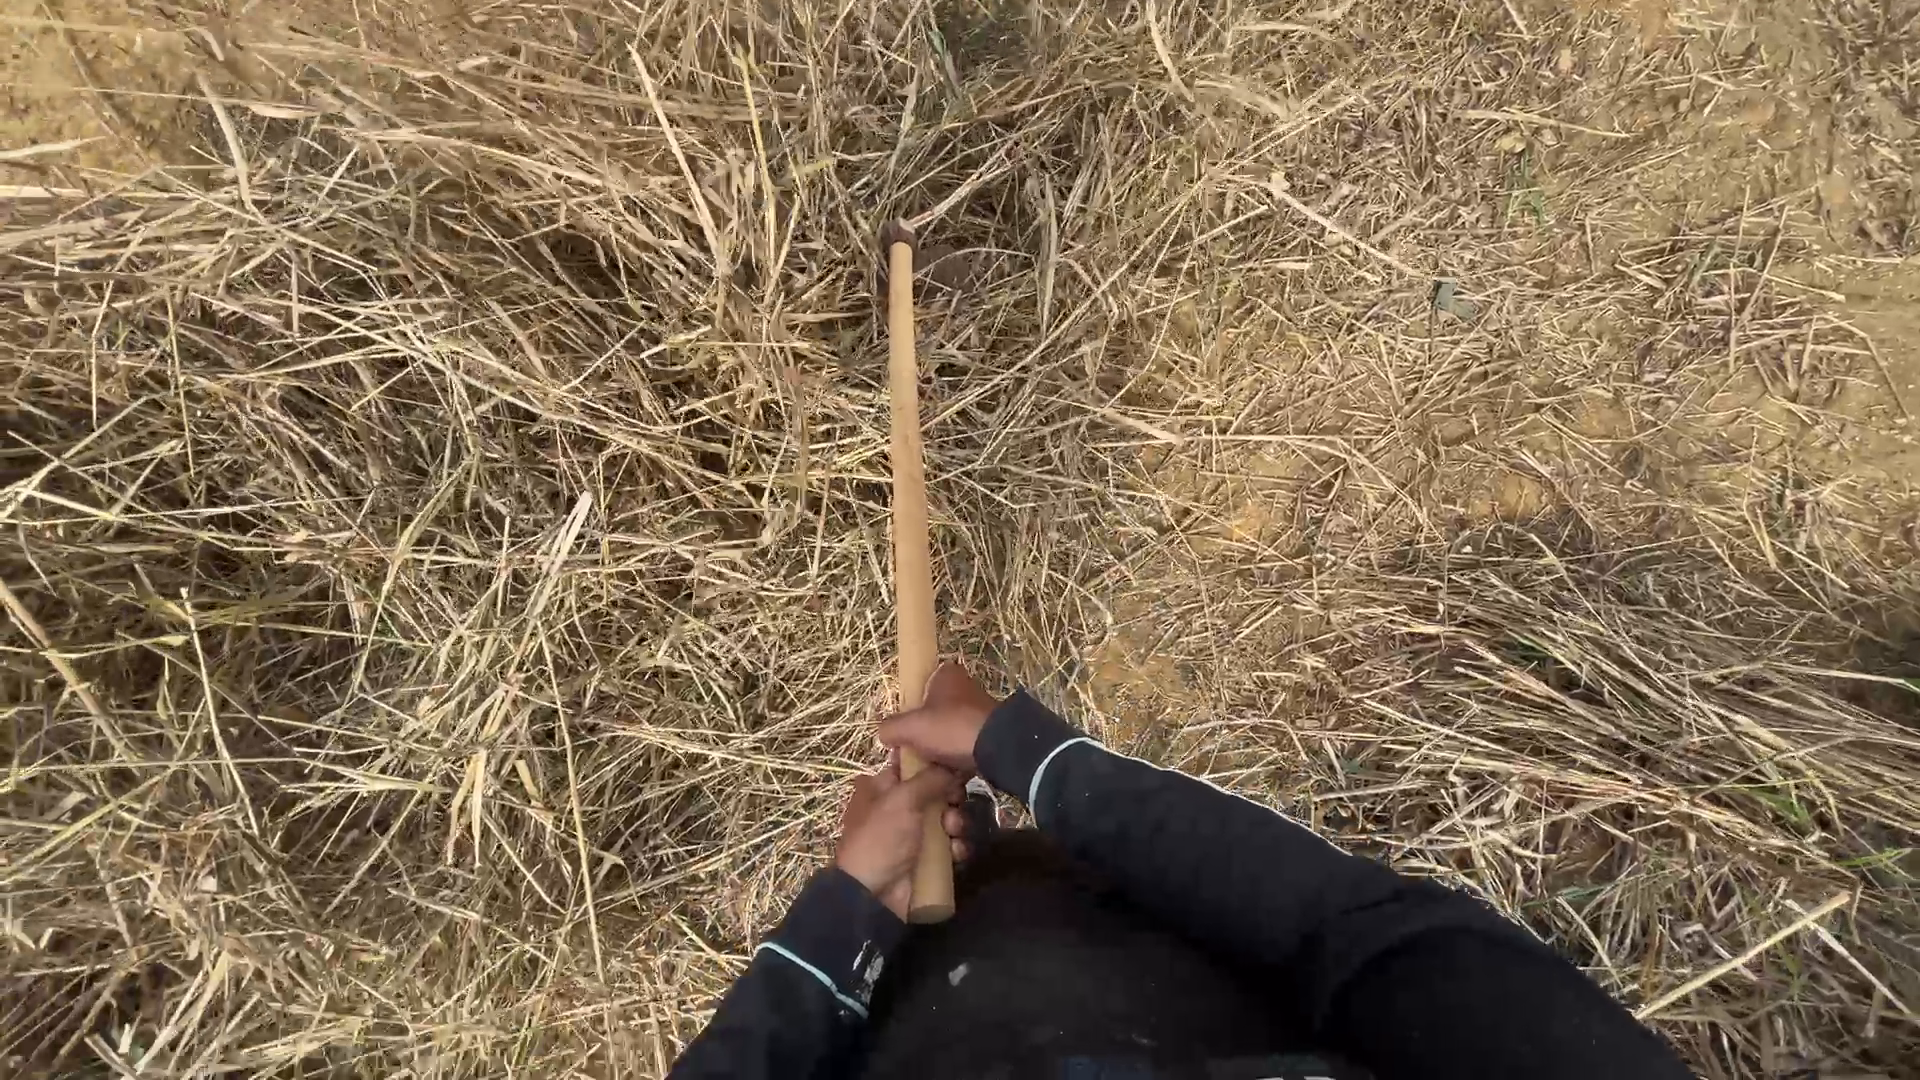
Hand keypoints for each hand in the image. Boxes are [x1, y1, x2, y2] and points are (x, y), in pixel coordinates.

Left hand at [834, 758, 966, 918]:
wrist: (873, 898)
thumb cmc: (881, 838)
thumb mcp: (902, 800)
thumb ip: (930, 778)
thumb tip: (953, 764)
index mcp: (883, 788)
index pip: (912, 766)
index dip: (934, 765)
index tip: (954, 767)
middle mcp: (899, 808)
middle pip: (936, 792)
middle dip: (950, 797)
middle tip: (955, 803)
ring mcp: (913, 835)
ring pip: (947, 818)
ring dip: (956, 823)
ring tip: (954, 832)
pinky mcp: (927, 859)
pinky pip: (950, 846)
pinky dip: (957, 847)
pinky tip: (957, 852)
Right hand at [877, 660, 999, 772]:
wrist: (999, 748)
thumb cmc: (952, 728)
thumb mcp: (911, 727)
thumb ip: (890, 727)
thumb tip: (884, 734)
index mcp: (946, 674)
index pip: (917, 688)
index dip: (906, 711)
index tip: (902, 733)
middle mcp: (963, 687)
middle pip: (930, 714)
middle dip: (921, 737)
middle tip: (912, 756)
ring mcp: (977, 710)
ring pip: (945, 733)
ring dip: (937, 752)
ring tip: (929, 769)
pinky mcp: (988, 732)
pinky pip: (962, 745)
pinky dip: (954, 759)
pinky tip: (947, 774)